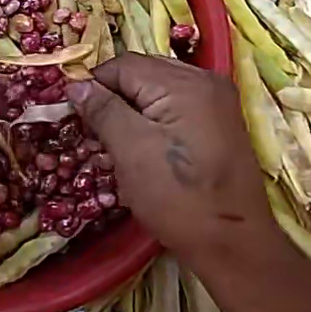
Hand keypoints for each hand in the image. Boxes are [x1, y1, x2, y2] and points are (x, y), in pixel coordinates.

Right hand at [66, 55, 276, 267]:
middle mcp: (205, 79)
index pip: (122, 65)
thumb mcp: (131, 150)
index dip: (94, 86)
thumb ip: (103, 109)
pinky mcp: (219, 122)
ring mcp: (216, 100)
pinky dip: (153, 117)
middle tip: (95, 132)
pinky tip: (144, 144)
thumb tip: (76, 84)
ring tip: (118, 141)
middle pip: (141, 72)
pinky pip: (174, 104)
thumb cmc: (179, 198)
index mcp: (184, 82)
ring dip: (131, 107)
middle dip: (113, 96)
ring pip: (156, 88)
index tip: (76, 116)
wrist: (235, 246)